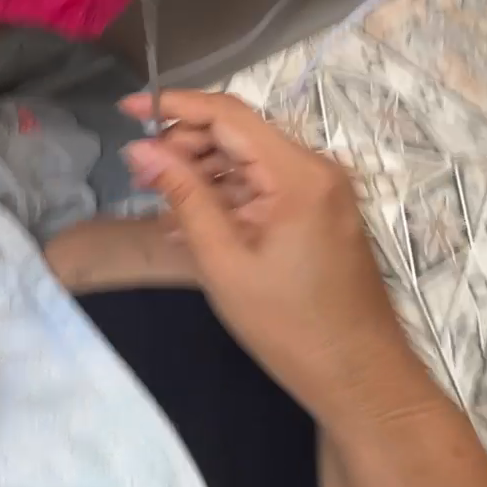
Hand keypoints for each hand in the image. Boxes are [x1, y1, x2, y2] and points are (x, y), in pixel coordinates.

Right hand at [118, 91, 437, 431]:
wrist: (362, 382)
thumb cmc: (289, 324)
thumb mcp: (221, 258)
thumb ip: (181, 193)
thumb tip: (139, 147)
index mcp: (297, 175)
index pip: (227, 114)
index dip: (172, 105)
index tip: (125, 109)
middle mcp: (314, 171)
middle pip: (234, 132)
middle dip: (180, 145)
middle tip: (140, 177)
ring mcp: (318, 191)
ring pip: (243, 157)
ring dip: (197, 171)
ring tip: (160, 203)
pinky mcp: (315, 211)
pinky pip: (258, 184)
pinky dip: (220, 193)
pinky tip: (189, 222)